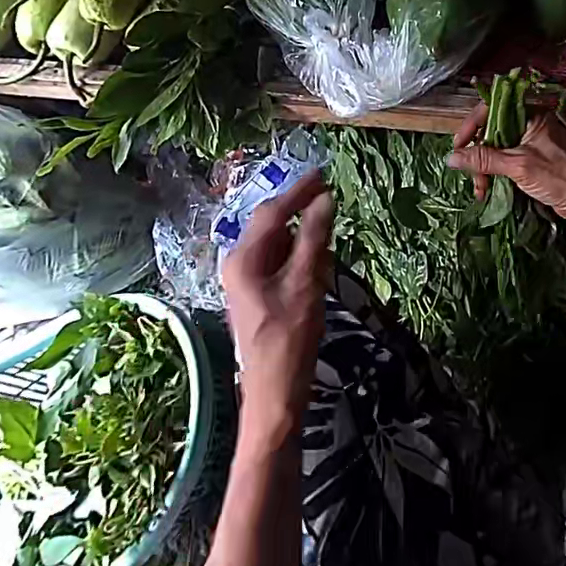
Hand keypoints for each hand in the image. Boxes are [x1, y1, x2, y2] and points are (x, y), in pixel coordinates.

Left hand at [220, 171, 335, 434]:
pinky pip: (277, 261)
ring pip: (275, 243)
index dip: (299, 191)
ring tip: (325, 224)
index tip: (323, 173)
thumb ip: (314, 238)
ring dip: (300, 232)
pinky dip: (297, 253)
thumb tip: (325, 199)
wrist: (274, 393)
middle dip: (298, 209)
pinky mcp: (257, 294)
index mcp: (243, 259)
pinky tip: (315, 257)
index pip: (273, 213)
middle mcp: (238, 264)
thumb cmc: (289, 338)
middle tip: (327, 194)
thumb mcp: (305, 283)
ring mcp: (246, 280)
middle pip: (270, 224)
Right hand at [445, 105, 565, 228]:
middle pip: (491, 131)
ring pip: (496, 150)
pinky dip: (494, 175)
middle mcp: (530, 126)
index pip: (491, 109)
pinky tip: (488, 190)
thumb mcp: (519, 166)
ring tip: (481, 190)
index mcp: (531, 116)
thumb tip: (452, 157)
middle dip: (477, 153)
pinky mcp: (532, 163)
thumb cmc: (562, 178)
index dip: (472, 125)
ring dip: (483, 168)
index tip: (458, 146)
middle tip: (470, 175)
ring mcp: (531, 145)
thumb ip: (485, 159)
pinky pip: (505, 163)